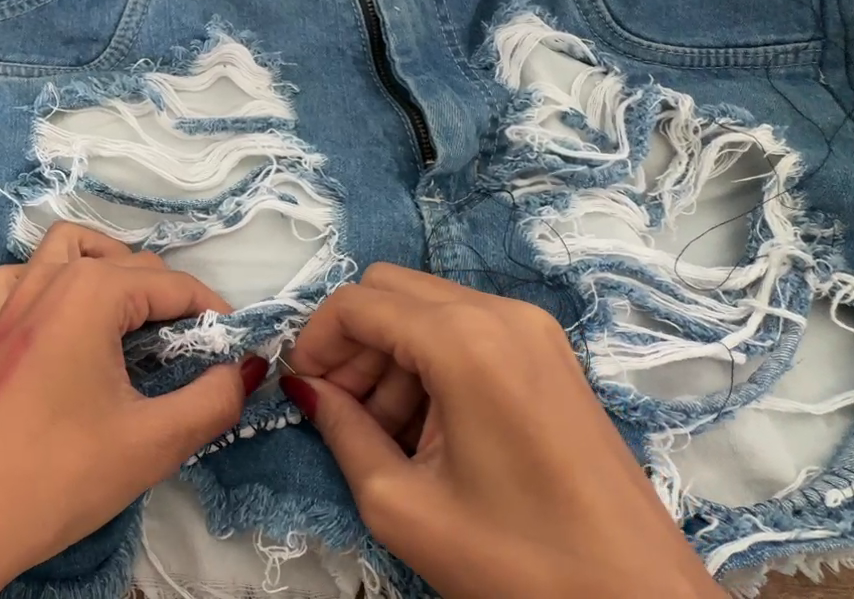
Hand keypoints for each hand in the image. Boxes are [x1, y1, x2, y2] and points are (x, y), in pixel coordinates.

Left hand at [0, 224, 265, 598]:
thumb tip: (244, 370)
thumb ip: (212, 400)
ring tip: (139, 316)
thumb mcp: (152, 442)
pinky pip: (25, 277)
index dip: (215, 313)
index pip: (172, 284)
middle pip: (129, 265)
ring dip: (111, 267)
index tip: (240, 348)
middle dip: (172, 298)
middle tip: (199, 353)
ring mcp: (13, 299)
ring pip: (72, 250)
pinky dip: (54, 279)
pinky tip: (69, 319)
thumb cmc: (59, 474)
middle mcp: (50, 278)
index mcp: (91, 292)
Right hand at [283, 264, 722, 598]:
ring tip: (384, 429)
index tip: (302, 388)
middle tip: (341, 406)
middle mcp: (501, 312)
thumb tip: (306, 389)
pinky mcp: (551, 352)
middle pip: (389, 289)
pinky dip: (428, 359)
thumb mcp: (402, 504)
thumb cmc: (520, 563)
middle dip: (352, 341)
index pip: (357, 303)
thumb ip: (340, 430)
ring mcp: (534, 329)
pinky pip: (464, 328)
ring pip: (424, 306)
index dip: (315, 339)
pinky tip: (428, 425)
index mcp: (465, 340)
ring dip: (388, 353)